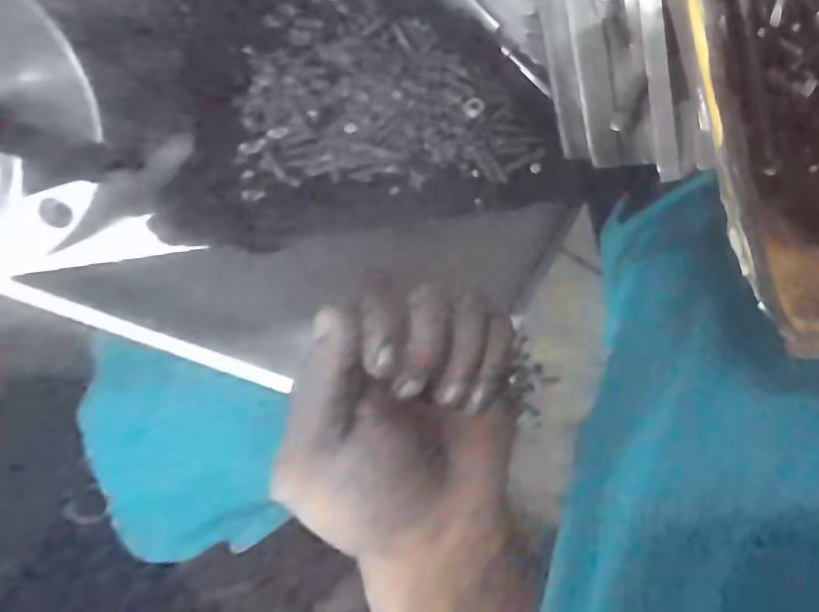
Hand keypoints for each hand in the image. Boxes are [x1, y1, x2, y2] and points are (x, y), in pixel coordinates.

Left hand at [271, 284, 517, 567]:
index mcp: (354, 356)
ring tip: (451, 403)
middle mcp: (405, 340)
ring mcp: (453, 345)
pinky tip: (476, 403)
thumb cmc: (366, 496)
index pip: (370, 295)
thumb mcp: (316, 454)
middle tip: (415, 392)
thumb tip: (335, 309)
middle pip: (425, 293)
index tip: (381, 370)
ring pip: (469, 302)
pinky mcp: (493, 356)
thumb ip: (320, 381)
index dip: (382, 321)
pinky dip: (492, 363)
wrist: (439, 525)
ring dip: (463, 356)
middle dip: (427, 342)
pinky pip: (502, 325)